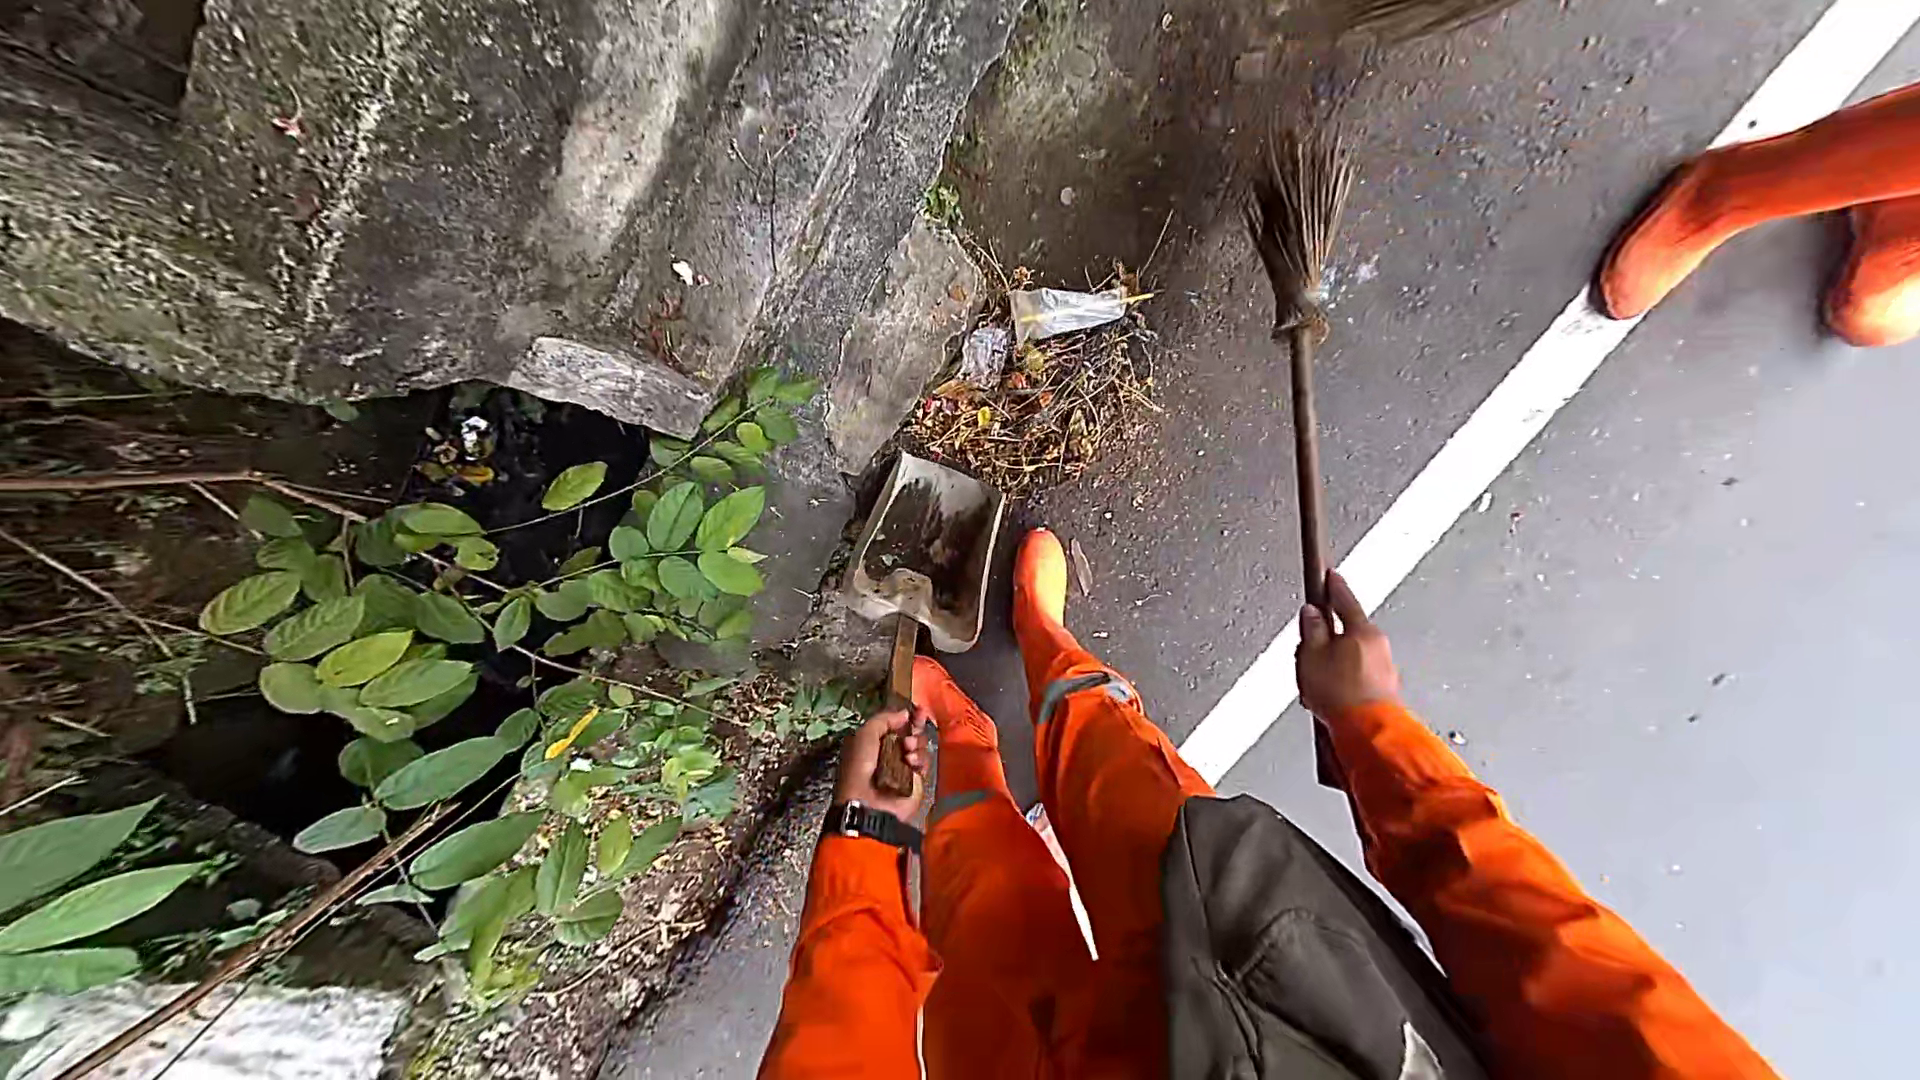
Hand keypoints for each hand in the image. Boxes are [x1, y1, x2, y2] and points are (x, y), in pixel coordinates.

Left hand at [833, 704, 931, 822]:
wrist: (869, 804)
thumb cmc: (861, 767)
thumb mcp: (865, 735)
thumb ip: (884, 719)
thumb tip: (905, 713)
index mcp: (875, 741)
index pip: (895, 723)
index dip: (906, 715)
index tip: (917, 709)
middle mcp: (890, 751)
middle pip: (911, 731)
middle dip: (915, 726)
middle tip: (917, 723)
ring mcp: (904, 766)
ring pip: (920, 745)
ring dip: (916, 742)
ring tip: (907, 749)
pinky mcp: (916, 780)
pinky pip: (924, 762)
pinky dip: (920, 759)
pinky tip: (911, 762)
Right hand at [1296, 570, 1401, 719]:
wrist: (1367, 732)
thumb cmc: (1341, 694)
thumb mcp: (1311, 654)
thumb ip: (1311, 629)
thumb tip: (1311, 613)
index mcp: (1361, 631)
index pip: (1344, 599)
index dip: (1334, 585)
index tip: (1330, 575)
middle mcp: (1378, 645)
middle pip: (1347, 628)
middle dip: (1327, 633)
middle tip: (1308, 642)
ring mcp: (1384, 667)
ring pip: (1351, 652)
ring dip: (1333, 658)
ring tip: (1315, 676)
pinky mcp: (1383, 686)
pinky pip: (1356, 671)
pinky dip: (1342, 675)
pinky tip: (1329, 690)